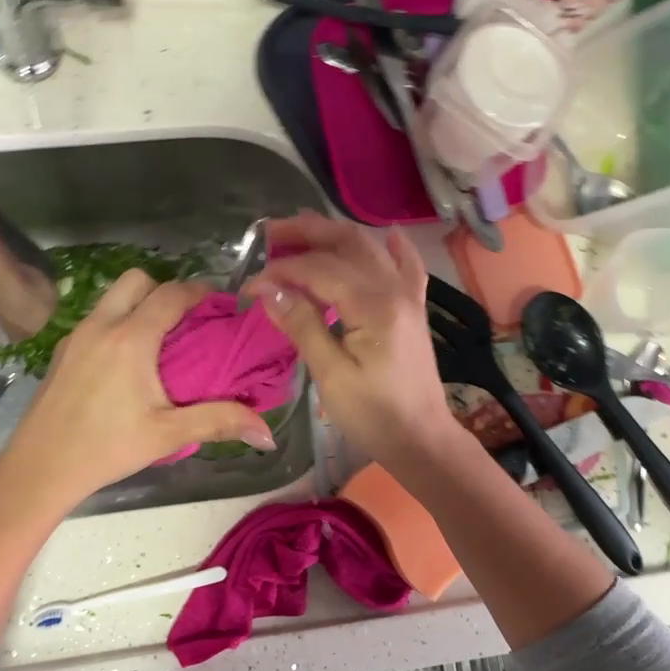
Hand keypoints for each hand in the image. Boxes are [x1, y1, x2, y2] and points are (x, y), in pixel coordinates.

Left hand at [0, 271, 276, 515]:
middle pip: (136, 280)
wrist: (41, 467)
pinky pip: (94, 321)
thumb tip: (267, 433)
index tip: (221, 304)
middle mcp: (100, 326)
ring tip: (159, 342)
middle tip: (186, 322)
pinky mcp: (61, 354)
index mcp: (130, 339)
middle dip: (164, 289)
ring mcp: (75, 337)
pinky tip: (126, 365)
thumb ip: (218, 423)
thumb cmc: (106, 449)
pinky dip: (116, 325)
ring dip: (137, 306)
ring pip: (110, 298)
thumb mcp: (167, 435)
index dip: (200, 291)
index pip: (171, 294)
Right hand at [246, 215, 459, 469]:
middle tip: (267, 234)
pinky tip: (385, 235)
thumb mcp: (331, 376)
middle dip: (306, 233)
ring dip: (334, 234)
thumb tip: (269, 289)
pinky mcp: (414, 310)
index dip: (280, 271)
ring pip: (370, 248)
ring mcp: (408, 297)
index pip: (318, 270)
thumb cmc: (373, 416)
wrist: (421, 440)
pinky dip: (391, 247)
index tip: (247, 284)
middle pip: (347, 242)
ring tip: (301, 231)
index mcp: (373, 306)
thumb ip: (303, 326)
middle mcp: (394, 289)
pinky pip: (405, 266)